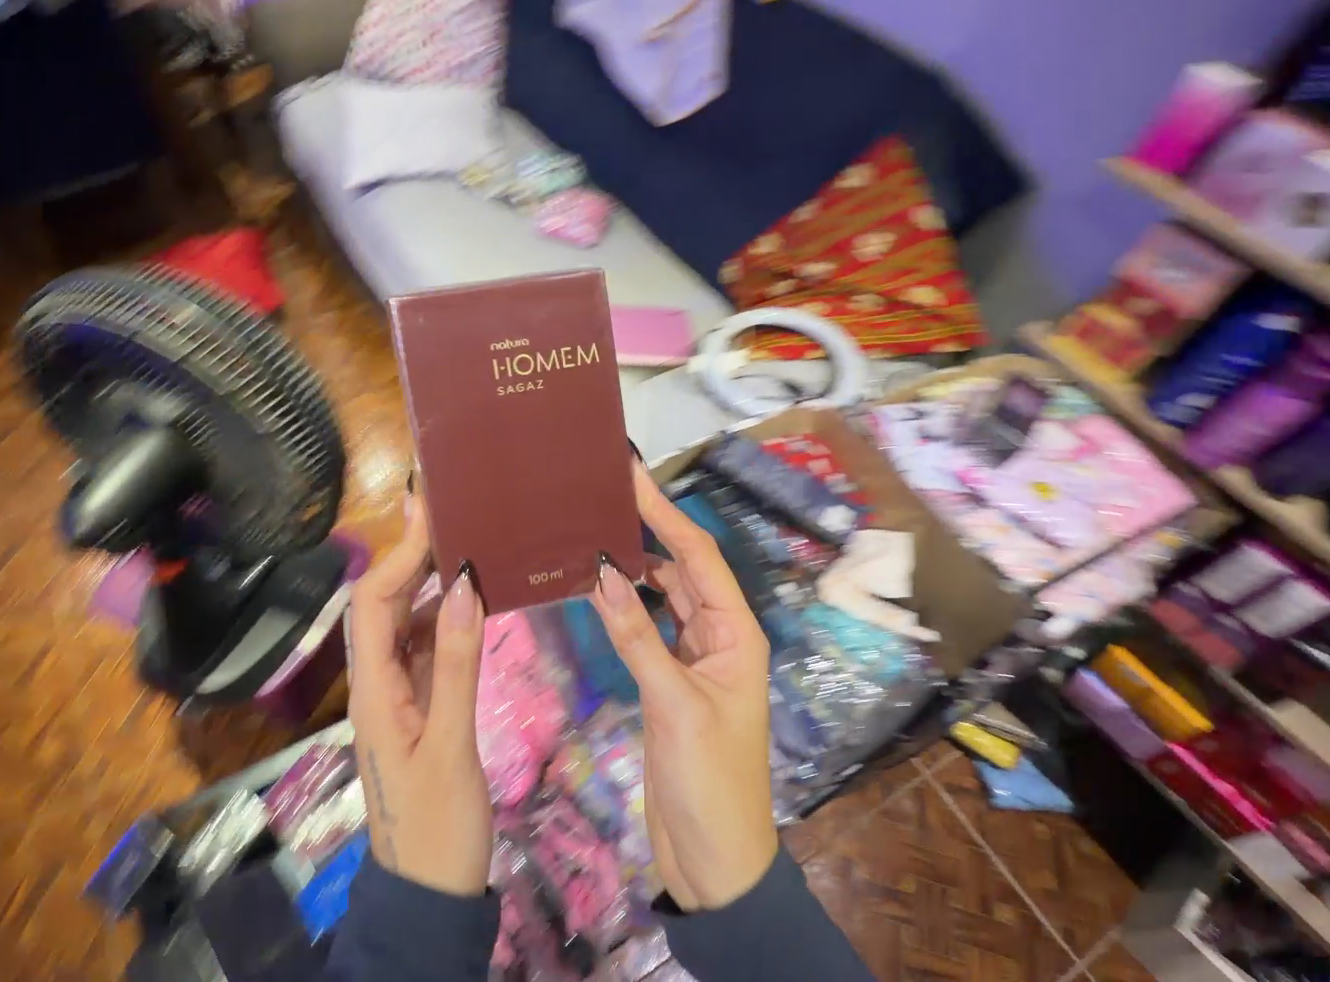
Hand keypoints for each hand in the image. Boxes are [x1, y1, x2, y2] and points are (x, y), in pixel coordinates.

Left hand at [345, 494, 492, 896]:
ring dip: (432, 586)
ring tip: (468, 546)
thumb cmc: (439, 824)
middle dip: (412, 559)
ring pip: (407, 626)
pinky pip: (428, 651)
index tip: (431, 514)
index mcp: (373, 690)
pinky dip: (448, 622)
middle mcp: (378, 683)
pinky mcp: (420, 709)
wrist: (432, 891)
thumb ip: (457, 665)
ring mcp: (398, 696)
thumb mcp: (450, 744)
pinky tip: (475, 604)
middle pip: (385, 606)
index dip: (398, 556)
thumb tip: (466, 588)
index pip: (373, 603)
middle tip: (451, 515)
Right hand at [588, 463, 777, 911]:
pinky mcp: (668, 681)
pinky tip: (598, 586)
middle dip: (648, 528)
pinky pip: (647, 627)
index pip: (697, 556)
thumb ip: (637, 638)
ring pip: (662, 595)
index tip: (631, 474)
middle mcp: (717, 635)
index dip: (665, 512)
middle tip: (603, 491)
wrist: (714, 855)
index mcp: (736, 633)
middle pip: (681, 567)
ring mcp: (691, 658)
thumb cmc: (710, 780)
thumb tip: (602, 572)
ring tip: (593, 527)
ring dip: (634, 564)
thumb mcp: (674, 705)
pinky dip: (624, 605)